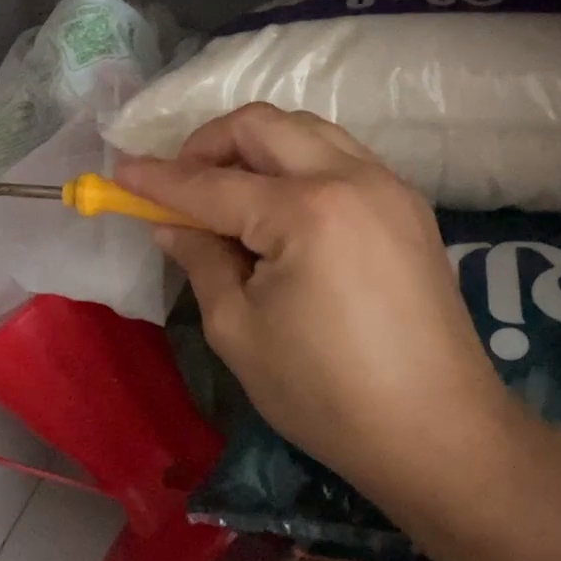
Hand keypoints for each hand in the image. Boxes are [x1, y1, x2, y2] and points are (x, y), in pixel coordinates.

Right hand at [116, 104, 512, 494]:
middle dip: (208, 143)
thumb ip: (200, 260)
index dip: (158, 180)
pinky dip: (295, 163)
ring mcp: (387, 186)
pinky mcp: (406, 206)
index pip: (212, 184)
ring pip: (304, 129)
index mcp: (306, 212)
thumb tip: (169, 225)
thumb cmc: (327, 394)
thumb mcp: (238, 331)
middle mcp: (351, 178)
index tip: (118, 172)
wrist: (441, 435)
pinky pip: (337, 155)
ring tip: (226, 192)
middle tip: (179, 183)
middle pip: (261, 125)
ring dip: (254, 147)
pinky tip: (278, 207)